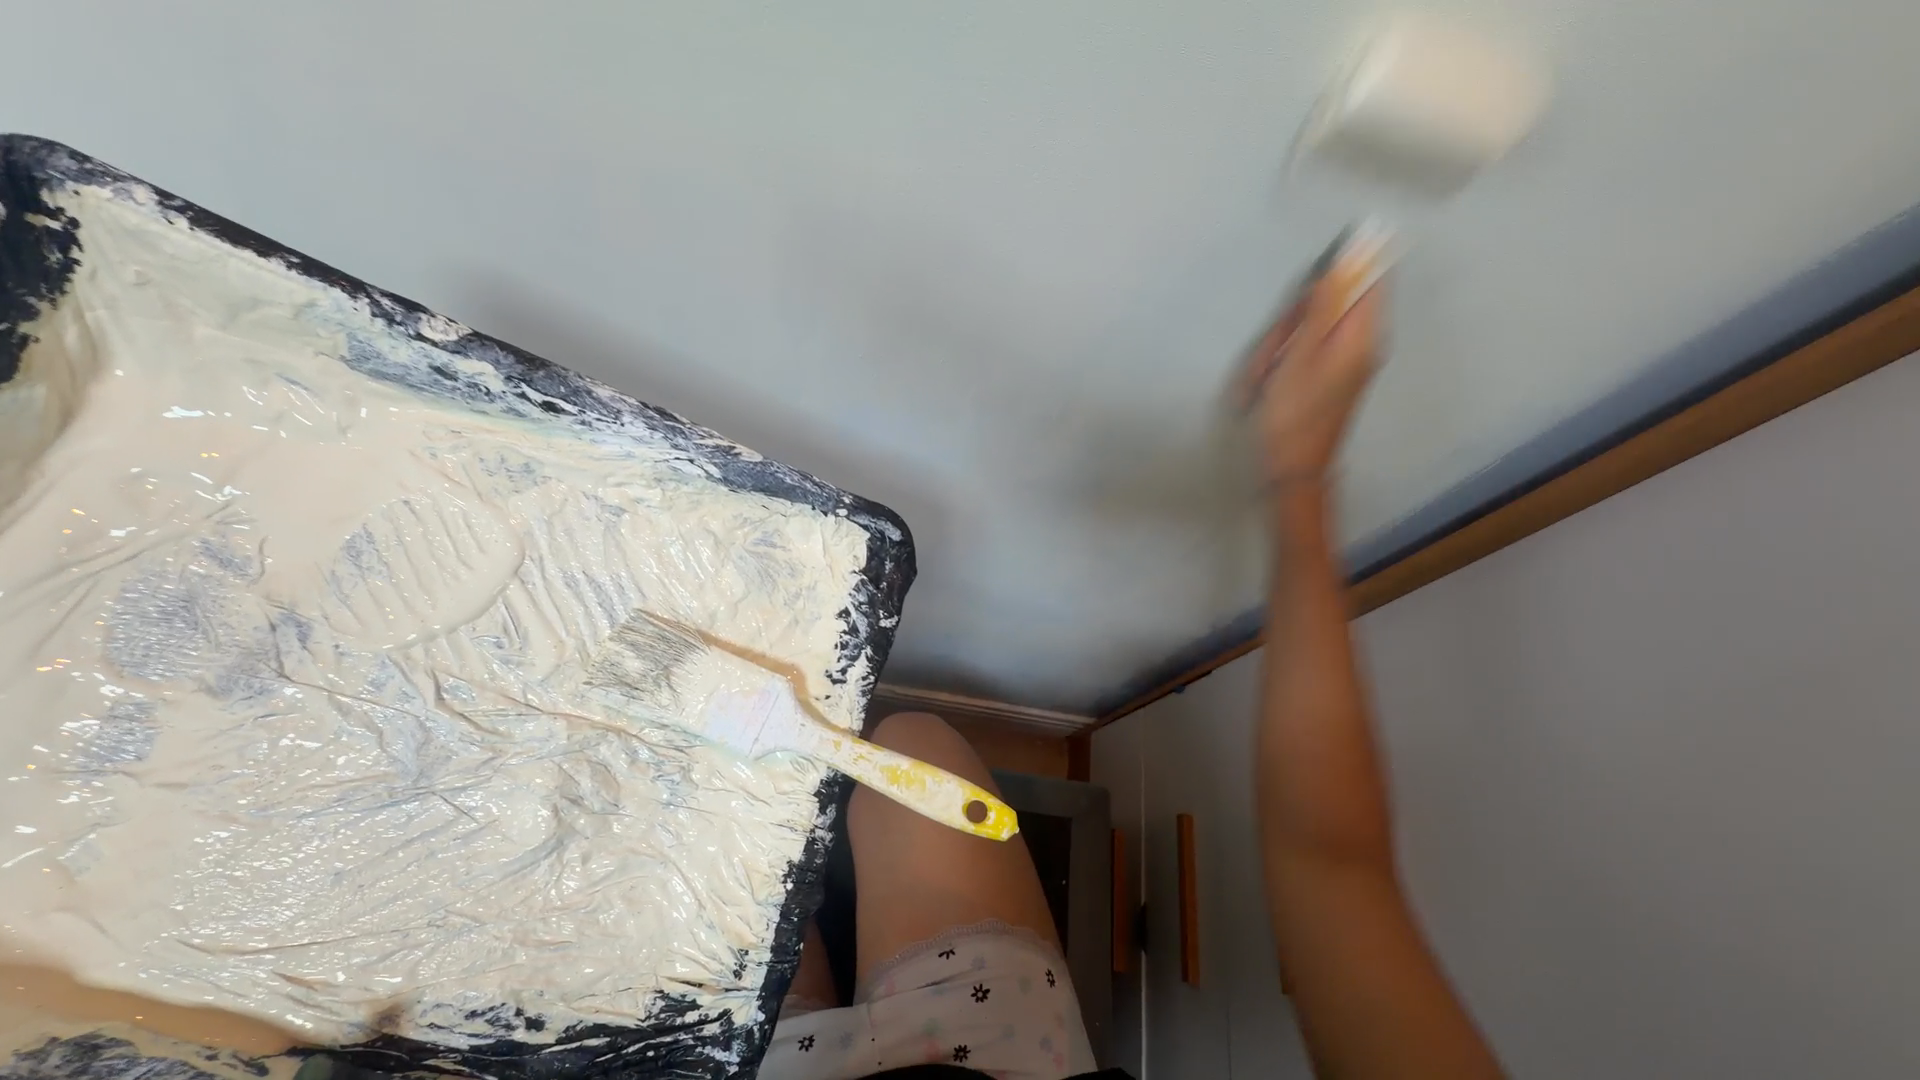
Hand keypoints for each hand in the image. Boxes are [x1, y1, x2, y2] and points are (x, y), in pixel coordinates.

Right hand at [1237, 275, 1385, 486]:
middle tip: (1278, 343)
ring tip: (1269, 370)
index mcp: (1363, 337)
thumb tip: (1341, 265)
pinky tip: (1271, 377)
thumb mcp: (1298, 357)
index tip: (1321, 265)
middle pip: (1338, 301)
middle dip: (1300, 314)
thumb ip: (1319, 309)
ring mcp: (1348, 361)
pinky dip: (1289, 356)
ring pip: (1317, 325)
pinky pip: (1311, 347)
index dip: (1352, 260)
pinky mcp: (1333, 374)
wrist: (1293, 470)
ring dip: (1286, 340)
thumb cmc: (1292, 414)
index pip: (1373, 278)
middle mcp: (1364, 344)